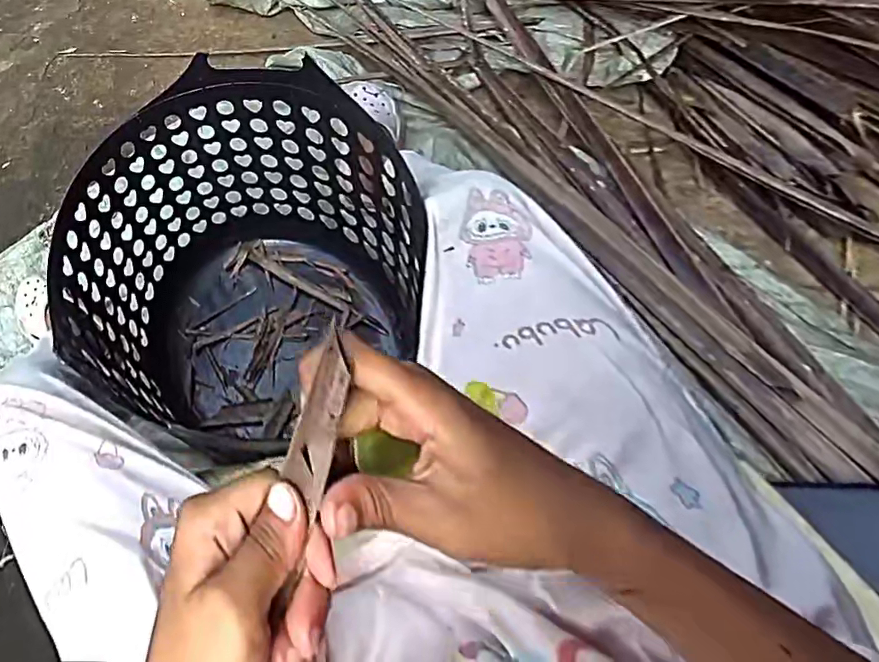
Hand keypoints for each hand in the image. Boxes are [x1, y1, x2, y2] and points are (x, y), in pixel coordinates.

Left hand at [147, 472, 330, 661]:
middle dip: (304, 586)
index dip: (304, 524)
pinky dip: (298, 636)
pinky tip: (281, 654)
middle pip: (292, 533)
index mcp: (209, 520)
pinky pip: (296, 604)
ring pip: (300, 573)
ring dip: (303, 618)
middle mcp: (223, 536)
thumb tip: (291, 493)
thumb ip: (264, 547)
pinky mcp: (253, 603)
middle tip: (292, 627)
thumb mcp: (232, 604)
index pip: (274, 488)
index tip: (317, 569)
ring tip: (282, 649)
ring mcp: (239, 571)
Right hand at [300, 336, 649, 574]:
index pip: (344, 354)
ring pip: (348, 404)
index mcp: (414, 393)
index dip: (312, 378)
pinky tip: (346, 479)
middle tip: (306, 476)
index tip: (300, 428)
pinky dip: (349, 446)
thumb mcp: (439, 517)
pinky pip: (366, 420)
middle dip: (316, 425)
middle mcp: (407, 387)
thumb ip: (373, 503)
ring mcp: (411, 403)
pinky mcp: (415, 421)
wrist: (578, 523)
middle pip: (338, 386)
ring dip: (330, 439)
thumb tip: (320, 511)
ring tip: (322, 482)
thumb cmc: (517, 513)